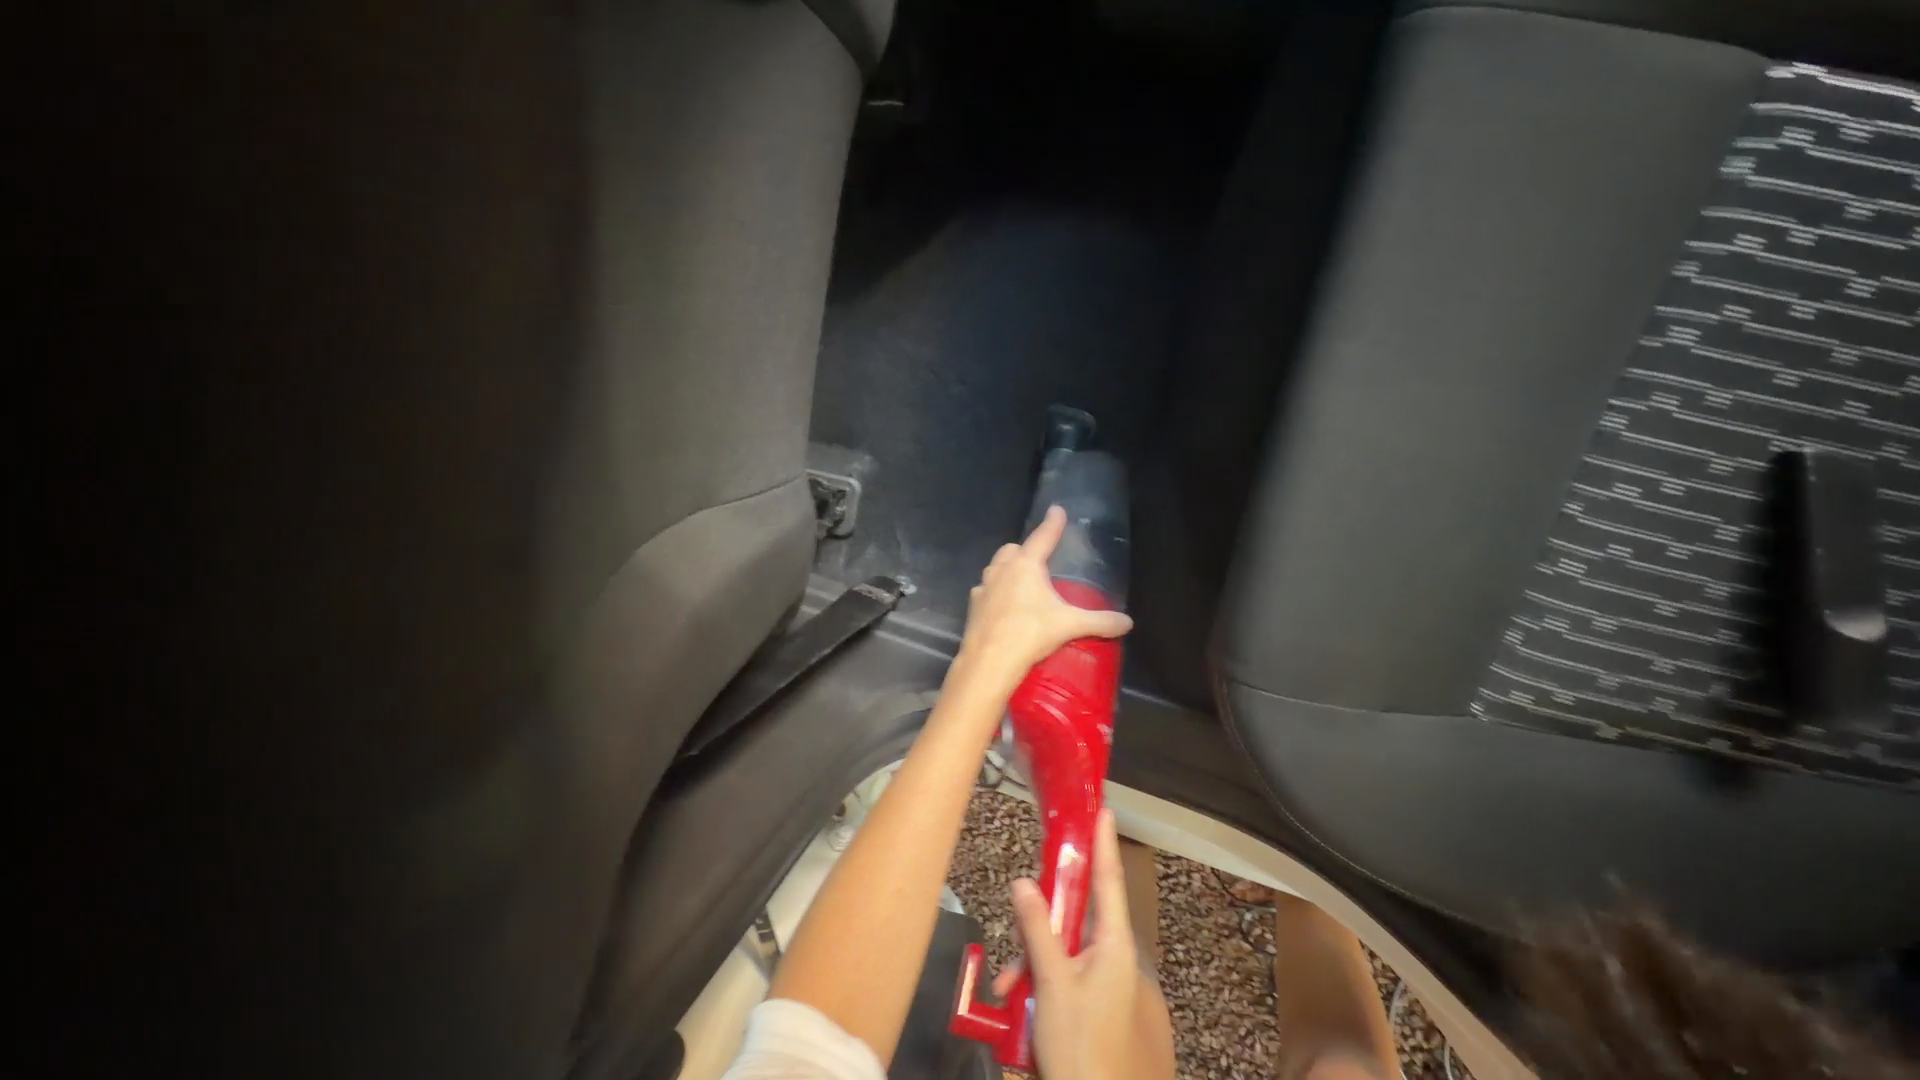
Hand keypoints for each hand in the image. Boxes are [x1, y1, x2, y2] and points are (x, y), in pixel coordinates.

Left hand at [955, 505, 1132, 694]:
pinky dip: (995, 593)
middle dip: (1025, 550)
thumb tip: (1127, 623)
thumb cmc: (1030, 634)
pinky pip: (985, 591)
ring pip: (995, 568)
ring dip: (1007, 570)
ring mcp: (983, 588)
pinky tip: (1004, 607)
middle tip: (1040, 561)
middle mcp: (1001, 570)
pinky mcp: (973, 607)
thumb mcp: (1070, 625)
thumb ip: (1100, 621)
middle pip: (1012, 550)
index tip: (1057, 510)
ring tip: (1023, 584)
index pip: (1043, 537)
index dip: (1053, 524)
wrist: (989, 661)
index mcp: (1026, 566)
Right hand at [999, 809, 1170, 1079]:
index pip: (1109, 880)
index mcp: (1114, 944)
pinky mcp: (1086, 995)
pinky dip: (1034, 979)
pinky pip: (1057, 970)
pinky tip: (1016, 1000)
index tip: (1103, 809)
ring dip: (1029, 960)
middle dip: (1037, 926)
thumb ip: (1038, 930)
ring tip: (1011, 991)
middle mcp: (1110, 954)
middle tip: (1016, 945)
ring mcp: (1099, 976)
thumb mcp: (1053, 982)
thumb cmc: (1081, 1041)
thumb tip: (1024, 883)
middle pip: (1071, 916)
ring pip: (1058, 945)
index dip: (1104, 843)